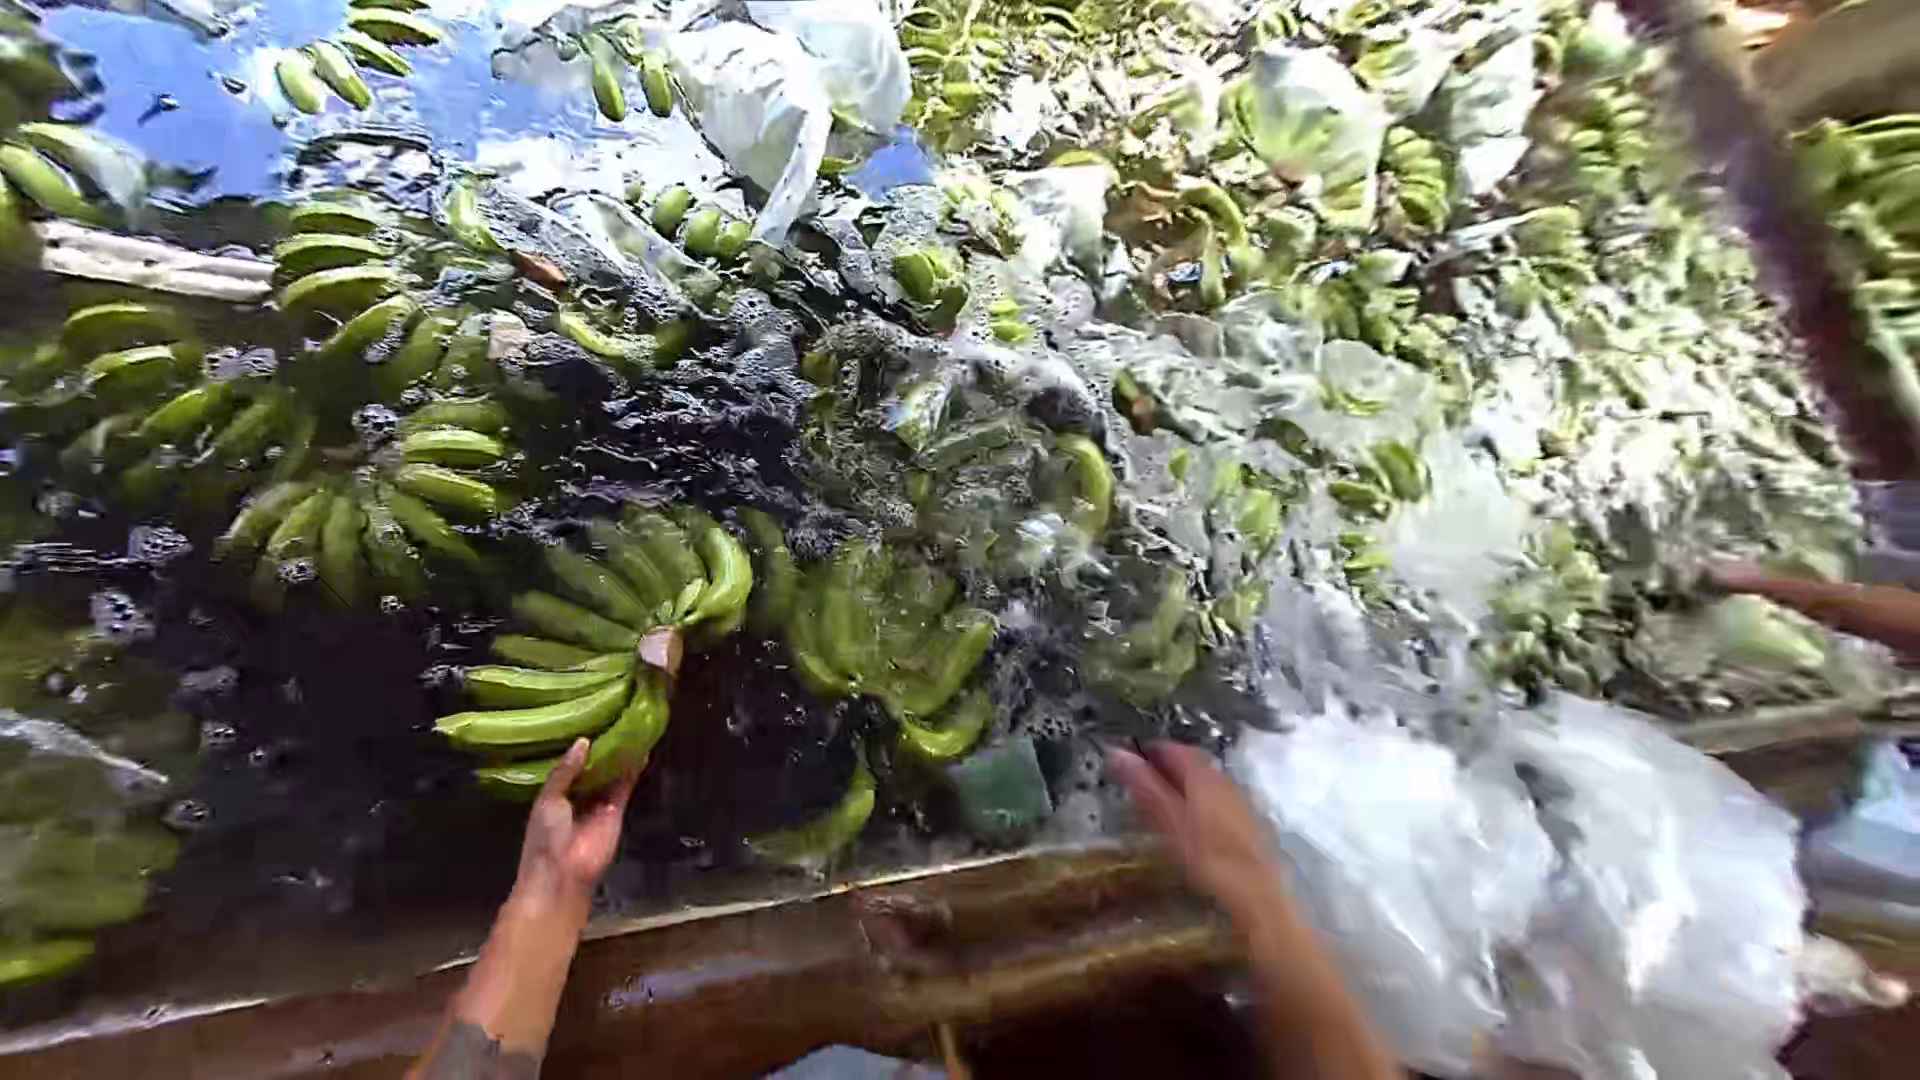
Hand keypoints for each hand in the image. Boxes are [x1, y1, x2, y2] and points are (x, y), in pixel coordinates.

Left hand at [512, 738, 640, 914]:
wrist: (562, 874)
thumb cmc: (545, 838)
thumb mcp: (547, 800)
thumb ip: (564, 772)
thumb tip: (583, 741)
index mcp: (556, 795)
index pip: (571, 767)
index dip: (580, 749)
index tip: (591, 725)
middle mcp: (579, 796)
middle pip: (594, 769)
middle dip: (603, 750)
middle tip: (615, 722)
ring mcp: (600, 802)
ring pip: (612, 774)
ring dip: (621, 756)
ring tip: (632, 731)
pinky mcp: (618, 808)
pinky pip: (626, 785)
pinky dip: (633, 770)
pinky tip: (641, 752)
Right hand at [1105, 740, 1284, 916]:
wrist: (1260, 899)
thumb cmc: (1209, 858)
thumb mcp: (1169, 821)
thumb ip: (1145, 786)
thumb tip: (1117, 752)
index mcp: (1203, 776)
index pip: (1175, 749)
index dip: (1153, 749)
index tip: (1134, 756)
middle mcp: (1225, 781)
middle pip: (1193, 763)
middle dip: (1168, 765)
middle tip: (1145, 777)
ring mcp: (1241, 802)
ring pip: (1208, 781)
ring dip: (1185, 783)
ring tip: (1164, 799)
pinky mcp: (1251, 824)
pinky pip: (1220, 799)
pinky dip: (1202, 801)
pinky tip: (1194, 821)